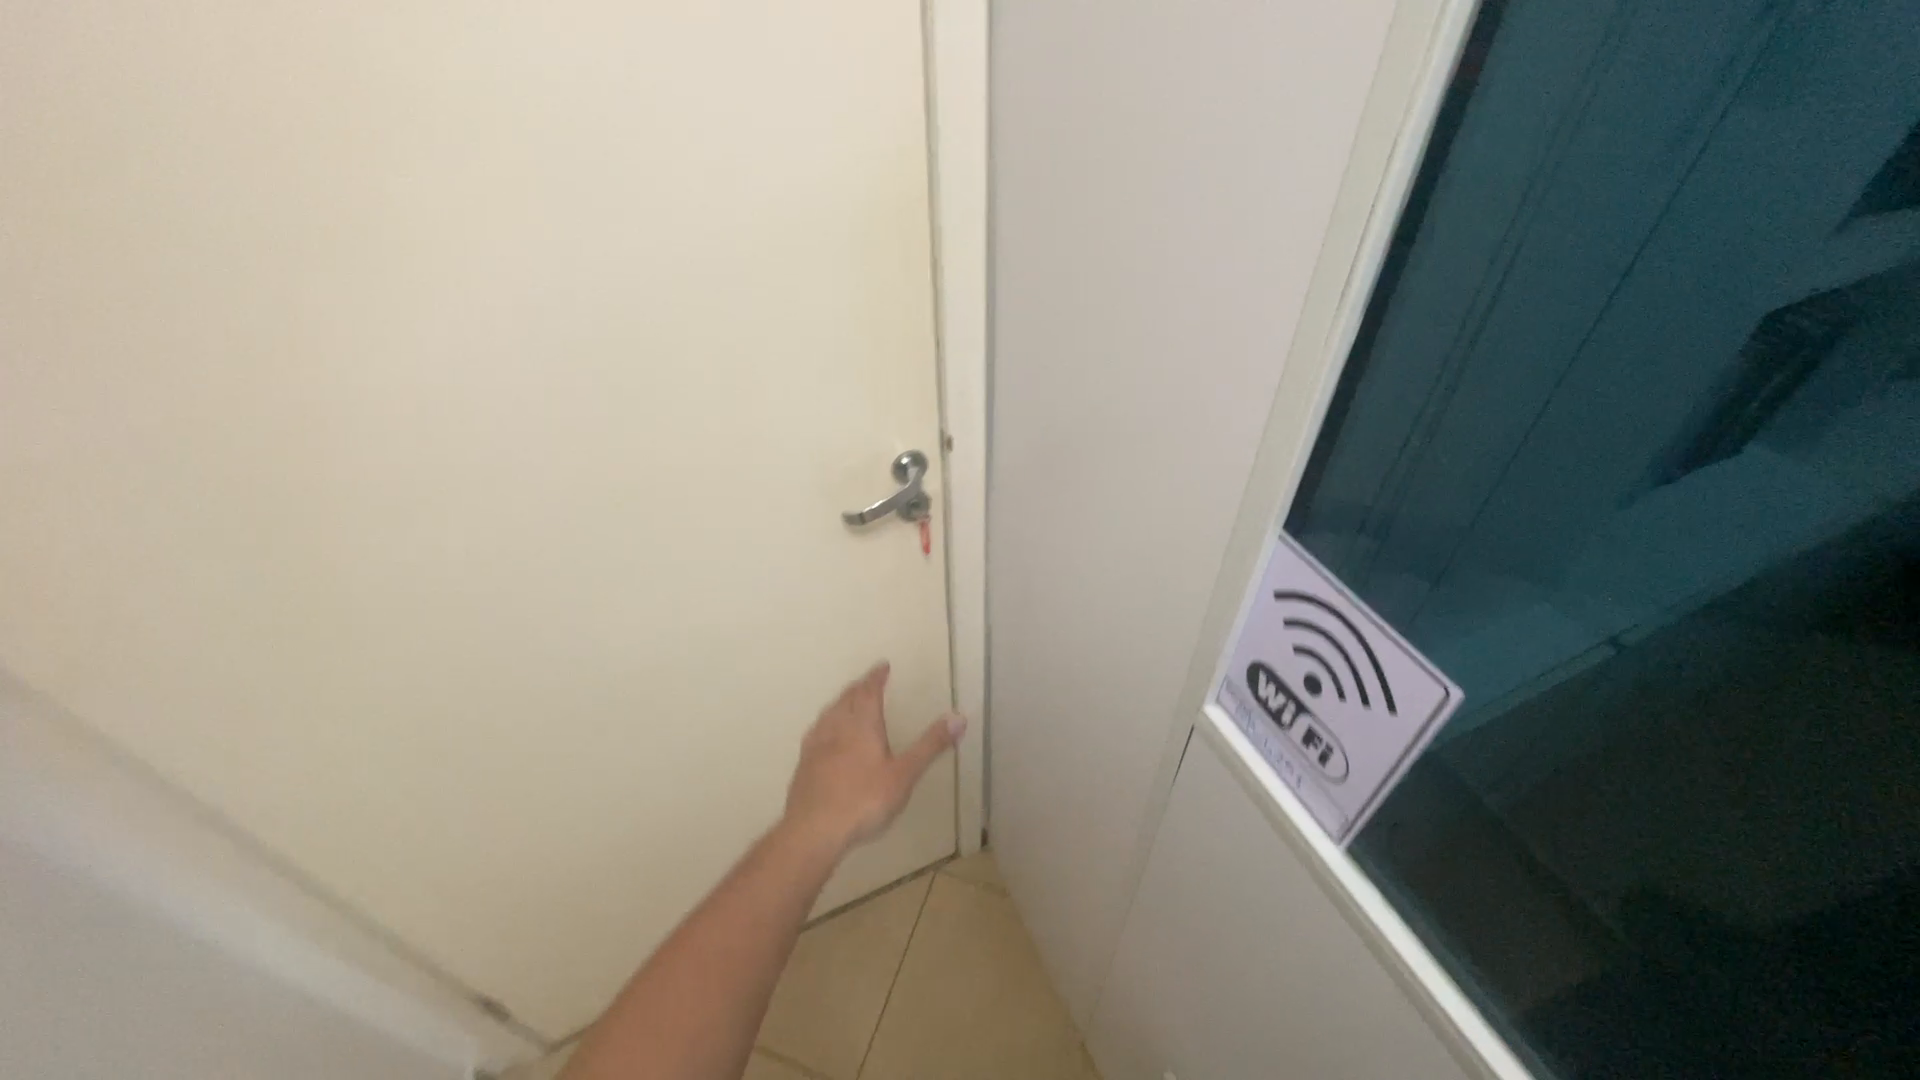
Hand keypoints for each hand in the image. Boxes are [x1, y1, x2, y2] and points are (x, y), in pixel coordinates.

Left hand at [782, 661, 964, 855]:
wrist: (814, 829)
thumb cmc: (864, 800)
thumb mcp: (904, 774)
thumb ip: (930, 745)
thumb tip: (958, 717)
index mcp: (862, 725)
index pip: (869, 692)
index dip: (876, 677)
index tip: (882, 666)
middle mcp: (837, 727)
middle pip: (847, 699)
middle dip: (859, 687)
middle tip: (867, 680)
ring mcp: (816, 745)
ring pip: (829, 713)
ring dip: (841, 702)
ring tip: (847, 701)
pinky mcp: (804, 764)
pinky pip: (816, 732)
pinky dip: (825, 723)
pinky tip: (824, 734)